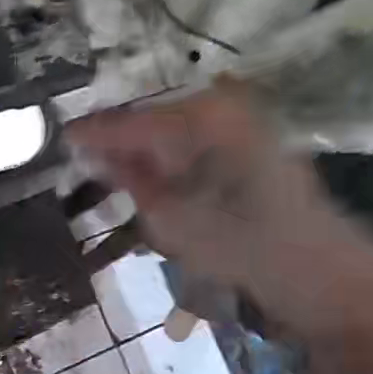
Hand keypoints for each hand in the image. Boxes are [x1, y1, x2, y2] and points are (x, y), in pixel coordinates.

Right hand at [68, 83, 372, 321]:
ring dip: (145, 153)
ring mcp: (242, 124)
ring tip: (111, 172)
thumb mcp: (169, 217)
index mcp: (199, 116)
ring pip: (176, 133)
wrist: (309, 266)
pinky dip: (171, 162)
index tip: (62, 137)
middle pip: (154, 119)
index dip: (94, 132)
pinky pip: (198, 146)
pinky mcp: (254, 146)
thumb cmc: (236, 244)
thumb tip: (98, 154)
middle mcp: (222, 107)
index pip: (132, 120)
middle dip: (119, 140)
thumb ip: (130, 178)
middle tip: (83, 157)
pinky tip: (152, 180)